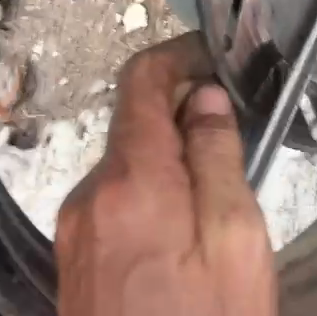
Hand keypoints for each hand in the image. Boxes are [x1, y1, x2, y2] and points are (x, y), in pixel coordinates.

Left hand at [56, 33, 274, 315]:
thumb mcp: (235, 238)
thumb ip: (219, 157)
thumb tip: (206, 99)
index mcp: (131, 181)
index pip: (143, 79)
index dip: (182, 55)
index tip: (218, 58)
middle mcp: (91, 197)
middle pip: (138, 120)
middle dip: (188, 115)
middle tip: (239, 138)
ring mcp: (77, 232)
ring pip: (132, 161)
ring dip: (176, 157)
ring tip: (222, 197)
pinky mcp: (77, 261)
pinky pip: (120, 199)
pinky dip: (157, 191)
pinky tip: (191, 233)